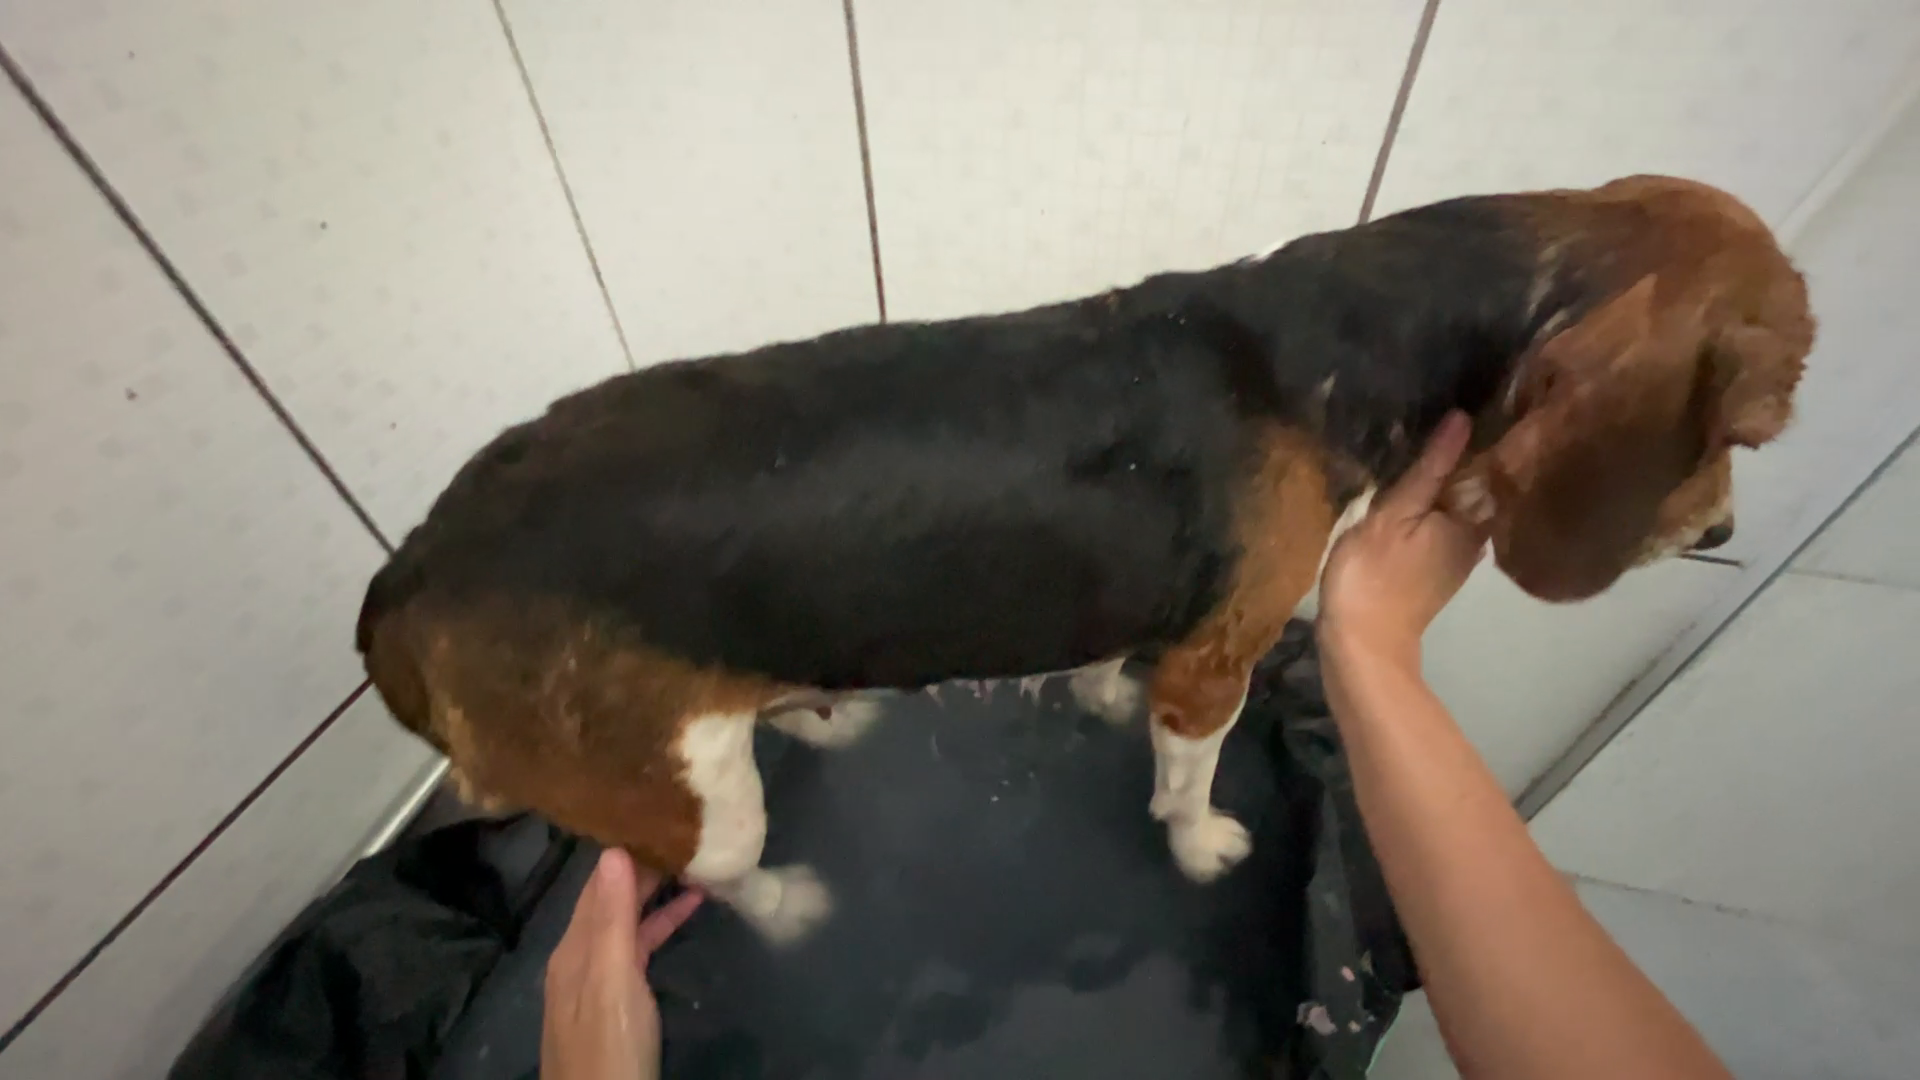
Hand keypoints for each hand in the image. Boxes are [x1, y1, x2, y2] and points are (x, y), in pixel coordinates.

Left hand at [541, 849, 703, 1079]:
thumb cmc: (610, 1047)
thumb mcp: (613, 981)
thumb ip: (613, 920)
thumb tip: (615, 851)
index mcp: (575, 946)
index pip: (601, 880)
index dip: (629, 846)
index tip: (662, 812)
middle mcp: (581, 954)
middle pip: (613, 895)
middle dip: (647, 862)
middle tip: (688, 829)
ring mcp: (599, 975)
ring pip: (629, 916)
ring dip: (658, 888)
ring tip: (697, 859)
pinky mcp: (619, 993)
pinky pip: (640, 941)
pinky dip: (663, 919)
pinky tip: (691, 905)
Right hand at [1319, 411, 1486, 665]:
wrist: (1363, 640)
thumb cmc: (1373, 574)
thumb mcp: (1391, 514)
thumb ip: (1428, 469)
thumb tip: (1463, 418)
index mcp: (1473, 517)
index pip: (1493, 462)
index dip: (1488, 429)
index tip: (1481, 394)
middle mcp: (1479, 533)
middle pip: (1480, 482)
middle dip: (1469, 451)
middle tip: (1450, 409)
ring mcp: (1461, 553)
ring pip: (1463, 502)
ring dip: (1452, 476)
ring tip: (1430, 439)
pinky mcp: (1440, 567)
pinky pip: (1448, 521)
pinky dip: (1439, 502)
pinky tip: (1419, 488)